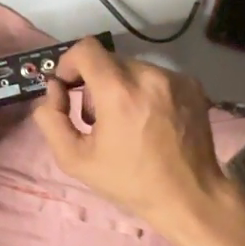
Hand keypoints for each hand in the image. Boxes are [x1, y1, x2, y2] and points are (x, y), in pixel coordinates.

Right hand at [32, 37, 235, 233]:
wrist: (188, 196)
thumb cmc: (130, 181)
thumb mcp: (75, 160)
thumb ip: (51, 120)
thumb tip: (53, 91)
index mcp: (119, 91)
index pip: (86, 49)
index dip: (70, 63)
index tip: (69, 87)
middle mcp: (149, 76)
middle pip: (109, 61)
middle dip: (95, 83)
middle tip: (98, 119)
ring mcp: (175, 79)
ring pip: (133, 68)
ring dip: (122, 87)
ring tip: (127, 122)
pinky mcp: (192, 85)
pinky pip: (157, 77)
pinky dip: (146, 91)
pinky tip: (151, 121)